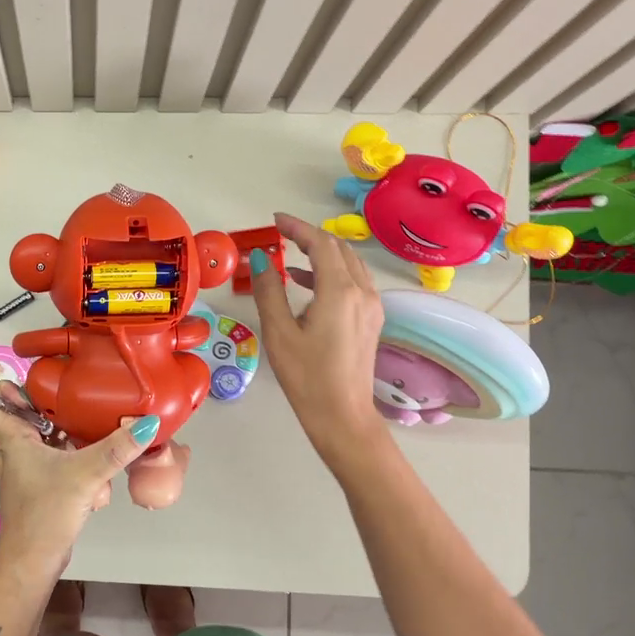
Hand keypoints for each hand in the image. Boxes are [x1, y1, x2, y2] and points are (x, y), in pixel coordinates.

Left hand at [0, 384, 156, 571]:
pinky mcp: (43, 485)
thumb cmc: (44, 514)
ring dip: (65, 429)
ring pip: (44, 437)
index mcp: (12, 440)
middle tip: (72, 389)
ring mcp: (29, 469)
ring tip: (91, 416)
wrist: (32, 561)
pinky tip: (97, 455)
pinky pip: (58, 458)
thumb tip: (147, 423)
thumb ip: (116, 449)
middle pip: (23, 415)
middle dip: (46, 403)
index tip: (22, 376)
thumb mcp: (84, 476)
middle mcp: (15, 450)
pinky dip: (74, 454)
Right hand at [250, 212, 387, 464]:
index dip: (297, 227)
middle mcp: (362, 292)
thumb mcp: (279, 333)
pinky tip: (309, 284)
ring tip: (292, 255)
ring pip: (350, 264)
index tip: (275, 220)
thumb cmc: (306, 377)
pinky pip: (354, 282)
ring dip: (323, 253)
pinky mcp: (372, 320)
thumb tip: (263, 258)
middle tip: (282, 234)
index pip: (321, 244)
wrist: (342, 415)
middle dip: (311, 236)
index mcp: (339, 291)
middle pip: (340, 249)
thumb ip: (269, 291)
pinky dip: (332, 273)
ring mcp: (372, 306)